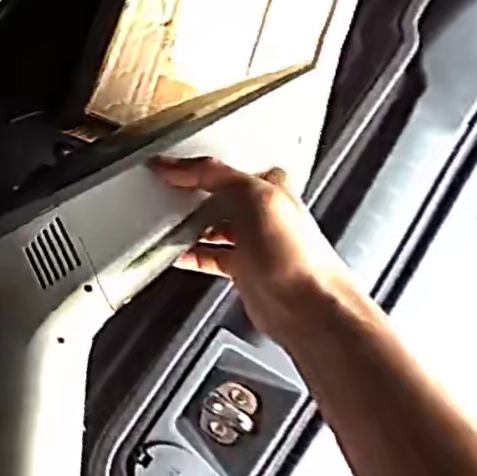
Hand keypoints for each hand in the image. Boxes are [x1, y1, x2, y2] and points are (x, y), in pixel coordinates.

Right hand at [151, 156, 366, 346]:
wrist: (311, 313)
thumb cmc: (297, 256)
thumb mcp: (251, 196)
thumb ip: (212, 175)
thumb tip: (174, 165)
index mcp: (271, 187)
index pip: (229, 165)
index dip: (201, 162)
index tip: (171, 163)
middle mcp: (263, 213)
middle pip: (218, 195)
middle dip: (191, 192)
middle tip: (165, 189)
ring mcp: (253, 243)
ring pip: (212, 225)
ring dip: (188, 224)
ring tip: (165, 219)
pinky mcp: (243, 270)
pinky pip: (208, 256)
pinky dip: (190, 253)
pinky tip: (175, 252)